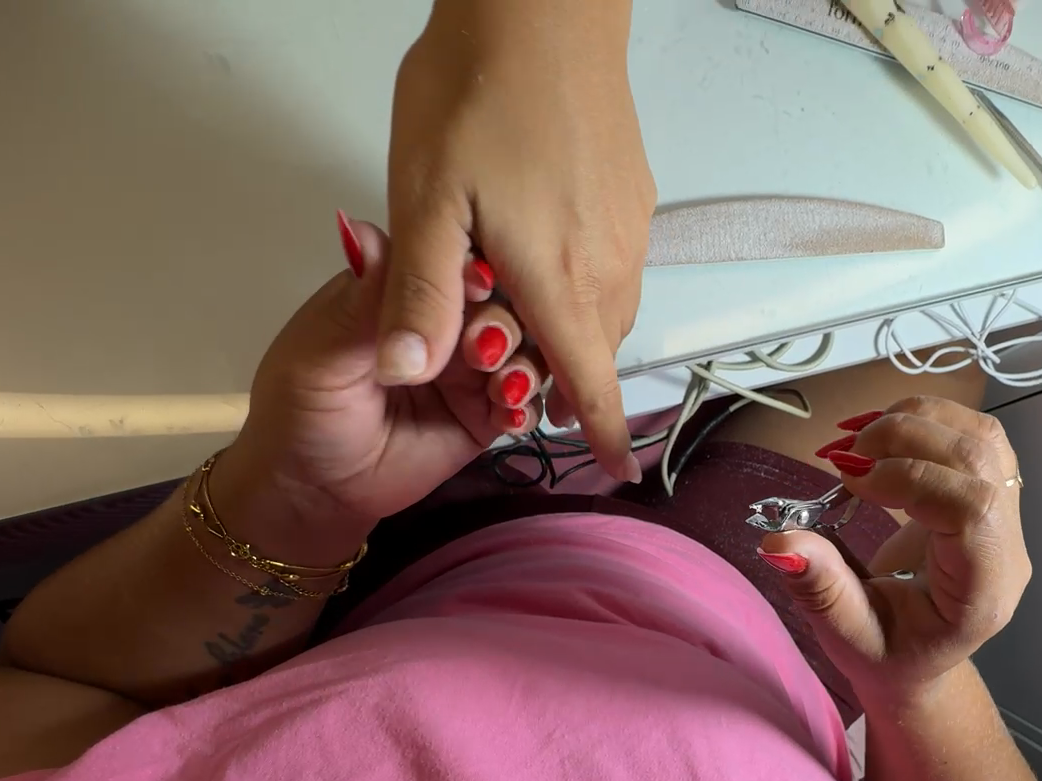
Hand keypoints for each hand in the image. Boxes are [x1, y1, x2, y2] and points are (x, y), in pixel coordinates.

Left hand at [217, 215, 547, 563]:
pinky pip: (524, 406)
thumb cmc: (304, 409)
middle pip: (501, 308)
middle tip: (485, 353)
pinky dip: (527, 408)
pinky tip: (512, 418)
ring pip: (524, 355)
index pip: (450, 267)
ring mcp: (472, 374)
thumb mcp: (322, 350)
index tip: (478, 285)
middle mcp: (447, 328)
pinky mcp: (488, 417)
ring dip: (523, 367)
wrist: (317, 488)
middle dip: (504, 326)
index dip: (472, 272)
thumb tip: (365, 229)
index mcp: (404, 295)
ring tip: (504, 390)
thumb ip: (361, 302)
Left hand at [377, 0, 652, 481]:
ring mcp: (630, 238)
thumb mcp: (426, 195)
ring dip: (572, 335)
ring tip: (528, 324)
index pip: (590, 384)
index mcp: (559, 282)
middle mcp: (610, 271)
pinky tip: (552, 260)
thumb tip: (406, 370)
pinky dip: (586, 294)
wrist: (547, 8)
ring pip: (607, 316)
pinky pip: (618, 276)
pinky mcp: (635, 209)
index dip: (605, 434)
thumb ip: (421, 290)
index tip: (621, 473)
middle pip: (594, 355)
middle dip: (561, 379)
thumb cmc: (477, 96)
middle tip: (510, 374)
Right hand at [756, 398, 1031, 706]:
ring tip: (856, 439)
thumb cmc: (889, 654)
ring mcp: (1004, 514)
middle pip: (979, 458)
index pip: (972, 509)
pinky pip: (970, 435)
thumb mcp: (848, 635)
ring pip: (981, 435)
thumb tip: (778, 545)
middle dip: (904, 437)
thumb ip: (820, 589)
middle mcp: (1006, 546)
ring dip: (914, 419)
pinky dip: (922, 418)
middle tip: (842, 455)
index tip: (850, 480)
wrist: (919, 654)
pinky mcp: (987, 491)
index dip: (911, 478)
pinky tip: (878, 434)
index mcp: (982, 591)